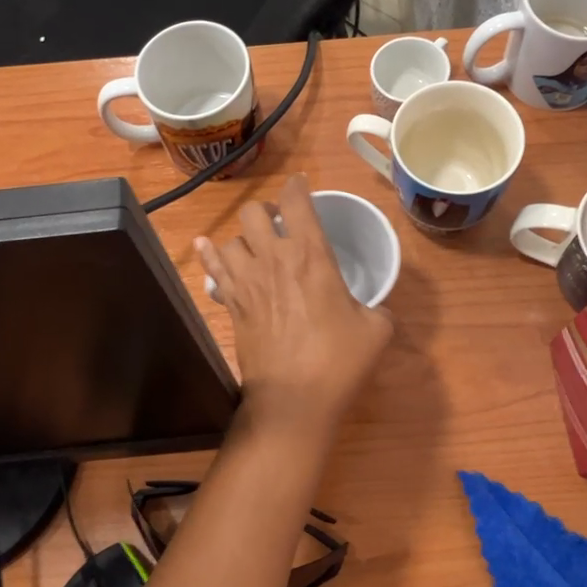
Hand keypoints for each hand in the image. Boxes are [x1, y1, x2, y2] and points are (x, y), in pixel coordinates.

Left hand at [194, 174, 393, 442]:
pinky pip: (213, 268)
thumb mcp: (376, 330)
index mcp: (310, 255)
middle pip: (254, 212)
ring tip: (256, 250)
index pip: (296, 202)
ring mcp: (246, 281)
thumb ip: (377, 308)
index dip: (297, 187)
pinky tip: (209, 248)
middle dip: (267, 212)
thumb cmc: (339, 361)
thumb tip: (374, 308)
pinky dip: (211, 256)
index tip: (300, 185)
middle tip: (280, 226)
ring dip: (243, 239)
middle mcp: (273, 258)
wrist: (293, 400)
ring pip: (230, 239)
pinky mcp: (231, 305)